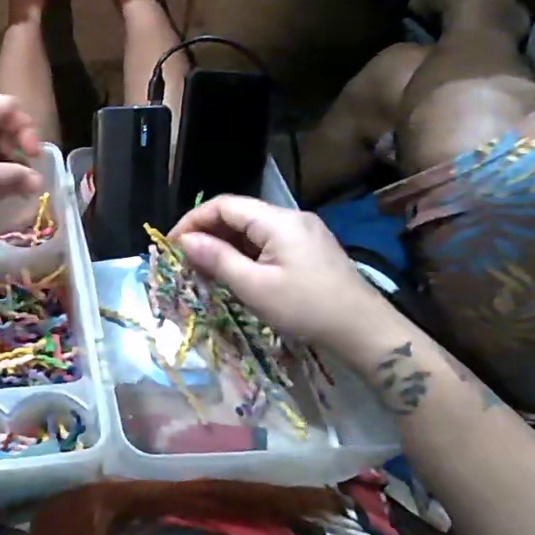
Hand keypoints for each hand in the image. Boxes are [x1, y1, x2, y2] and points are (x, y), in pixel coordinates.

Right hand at [168, 195, 394, 349]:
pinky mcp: (308, 248)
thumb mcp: (254, 287)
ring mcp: (302, 232)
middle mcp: (291, 217)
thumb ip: (217, 259)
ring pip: (251, 229)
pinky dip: (243, 253)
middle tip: (184, 260)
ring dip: (223, 245)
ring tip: (202, 269)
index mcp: (278, 220)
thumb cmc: (306, 307)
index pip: (224, 205)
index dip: (192, 221)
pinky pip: (266, 241)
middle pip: (237, 214)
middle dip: (206, 233)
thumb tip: (185, 241)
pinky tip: (232, 272)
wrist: (363, 329)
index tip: (171, 245)